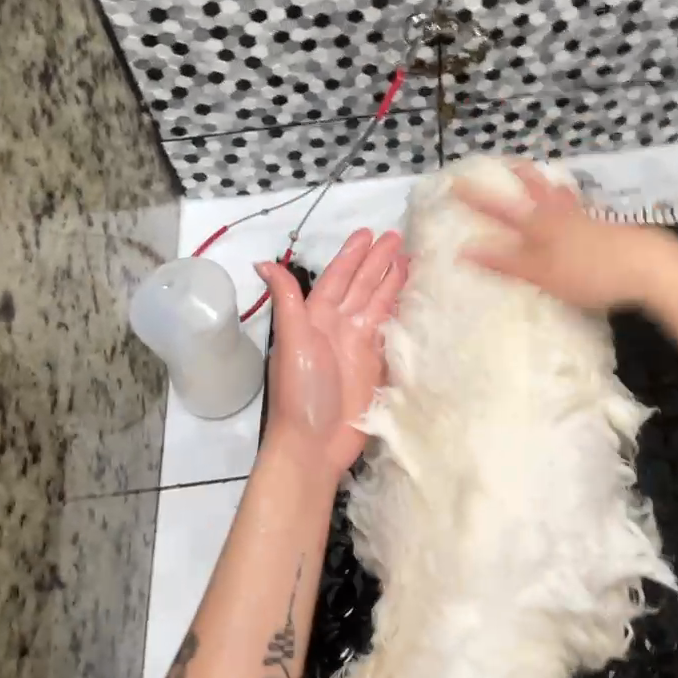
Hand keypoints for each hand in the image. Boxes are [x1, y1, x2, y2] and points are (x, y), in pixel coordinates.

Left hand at [256, 228, 406, 478]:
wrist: (314, 443)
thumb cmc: (300, 390)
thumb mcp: (292, 339)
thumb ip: (287, 299)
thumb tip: (262, 262)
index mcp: (316, 317)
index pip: (337, 278)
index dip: (351, 256)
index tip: (368, 234)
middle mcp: (339, 326)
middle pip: (362, 286)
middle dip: (377, 262)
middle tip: (397, 237)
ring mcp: (359, 346)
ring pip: (379, 304)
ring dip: (392, 281)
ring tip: (410, 258)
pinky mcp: (377, 366)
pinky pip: (391, 330)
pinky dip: (401, 312)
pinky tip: (414, 296)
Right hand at [453, 160, 677, 310]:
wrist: (649, 267)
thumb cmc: (590, 272)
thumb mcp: (540, 272)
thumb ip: (504, 261)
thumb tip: (464, 250)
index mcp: (540, 224)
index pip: (500, 208)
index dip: (477, 198)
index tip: (456, 183)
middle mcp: (560, 216)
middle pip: (536, 191)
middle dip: (520, 177)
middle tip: (510, 163)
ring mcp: (587, 221)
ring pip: (562, 197)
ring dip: (549, 186)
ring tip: (547, 178)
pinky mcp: (609, 231)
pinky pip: (582, 211)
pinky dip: (574, 205)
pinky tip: (580, 212)